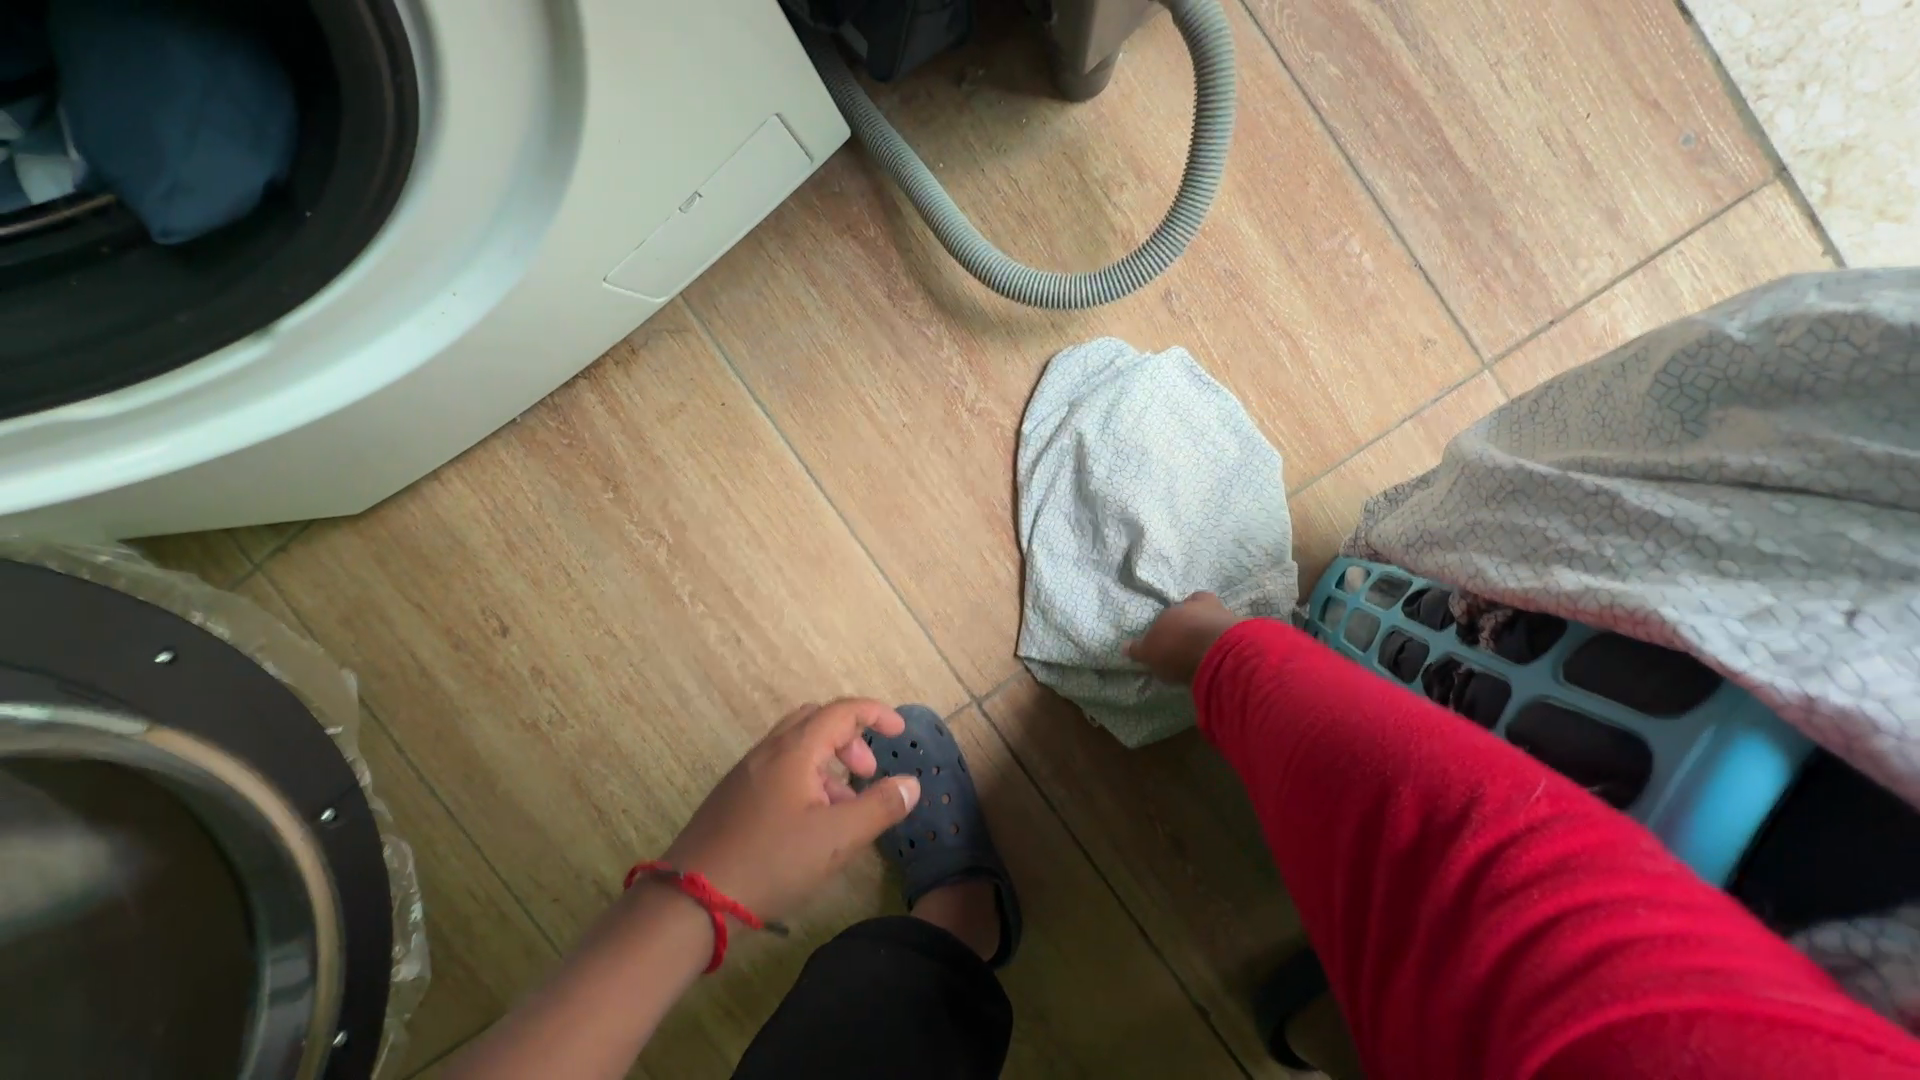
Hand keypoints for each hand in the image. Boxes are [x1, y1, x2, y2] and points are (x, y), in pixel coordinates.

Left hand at [663, 699, 918, 920]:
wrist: (691, 901)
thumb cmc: (771, 863)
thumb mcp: (837, 839)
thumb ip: (879, 807)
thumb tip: (910, 784)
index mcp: (794, 751)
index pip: (842, 711)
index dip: (875, 714)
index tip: (900, 731)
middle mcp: (768, 751)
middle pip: (816, 720)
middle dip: (850, 737)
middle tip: (868, 772)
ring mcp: (746, 773)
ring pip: (796, 747)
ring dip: (828, 761)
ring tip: (844, 805)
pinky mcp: (733, 797)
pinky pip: (779, 769)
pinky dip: (806, 778)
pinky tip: (811, 822)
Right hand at [1126, 592, 1244, 684]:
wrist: (1216, 651)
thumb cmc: (1176, 648)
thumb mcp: (1150, 652)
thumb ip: (1140, 649)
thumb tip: (1125, 646)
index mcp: (1174, 608)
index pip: (1172, 610)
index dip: (1172, 622)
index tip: (1172, 636)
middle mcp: (1200, 606)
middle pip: (1199, 607)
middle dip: (1196, 619)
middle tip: (1193, 638)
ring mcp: (1224, 615)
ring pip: (1218, 617)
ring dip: (1214, 630)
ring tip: (1211, 650)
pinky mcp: (1244, 630)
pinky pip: (1234, 634)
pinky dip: (1230, 642)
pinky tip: (1226, 655)